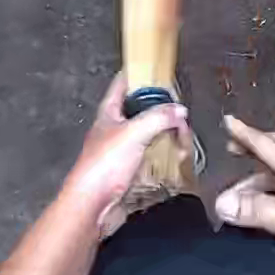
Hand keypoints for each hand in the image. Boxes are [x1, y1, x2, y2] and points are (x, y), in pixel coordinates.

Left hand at [59, 71, 189, 233]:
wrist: (91, 207)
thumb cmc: (105, 163)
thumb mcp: (134, 132)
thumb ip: (159, 118)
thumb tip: (181, 111)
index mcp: (109, 113)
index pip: (122, 84)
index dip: (137, 73)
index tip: (156, 67)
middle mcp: (113, 129)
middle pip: (138, 110)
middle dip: (159, 108)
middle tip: (180, 106)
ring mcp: (120, 151)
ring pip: (146, 134)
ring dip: (164, 133)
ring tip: (183, 131)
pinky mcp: (127, 172)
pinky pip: (149, 157)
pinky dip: (163, 155)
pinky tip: (177, 156)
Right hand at [214, 115, 274, 274]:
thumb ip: (256, 210)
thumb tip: (219, 202)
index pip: (266, 145)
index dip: (245, 134)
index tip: (227, 119)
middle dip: (252, 150)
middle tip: (231, 149)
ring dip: (258, 182)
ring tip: (236, 196)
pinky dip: (270, 197)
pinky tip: (265, 212)